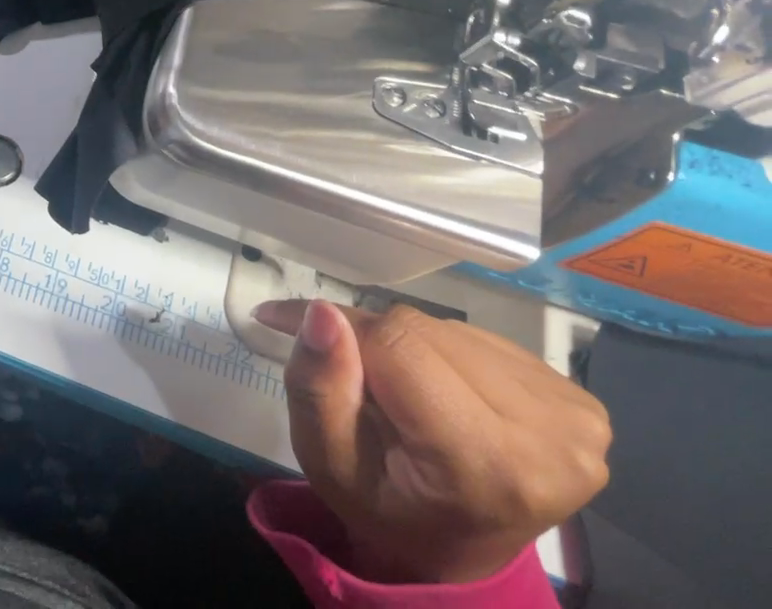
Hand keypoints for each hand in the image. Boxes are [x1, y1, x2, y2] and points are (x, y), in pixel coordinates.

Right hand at [256, 299, 610, 585]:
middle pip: (425, 332)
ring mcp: (578, 420)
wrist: (461, 549)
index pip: (396, 346)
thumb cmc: (383, 509)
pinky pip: (484, 342)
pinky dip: (443, 352)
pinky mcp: (584, 404)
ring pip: (452, 330)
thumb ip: (317, 388)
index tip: (277, 316)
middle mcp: (550, 437)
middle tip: (341, 368)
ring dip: (406, 343)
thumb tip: (321, 312)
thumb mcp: (325, 461)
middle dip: (369, 337)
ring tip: (392, 386)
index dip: (334, 323)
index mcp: (482, 462)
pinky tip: (437, 387)